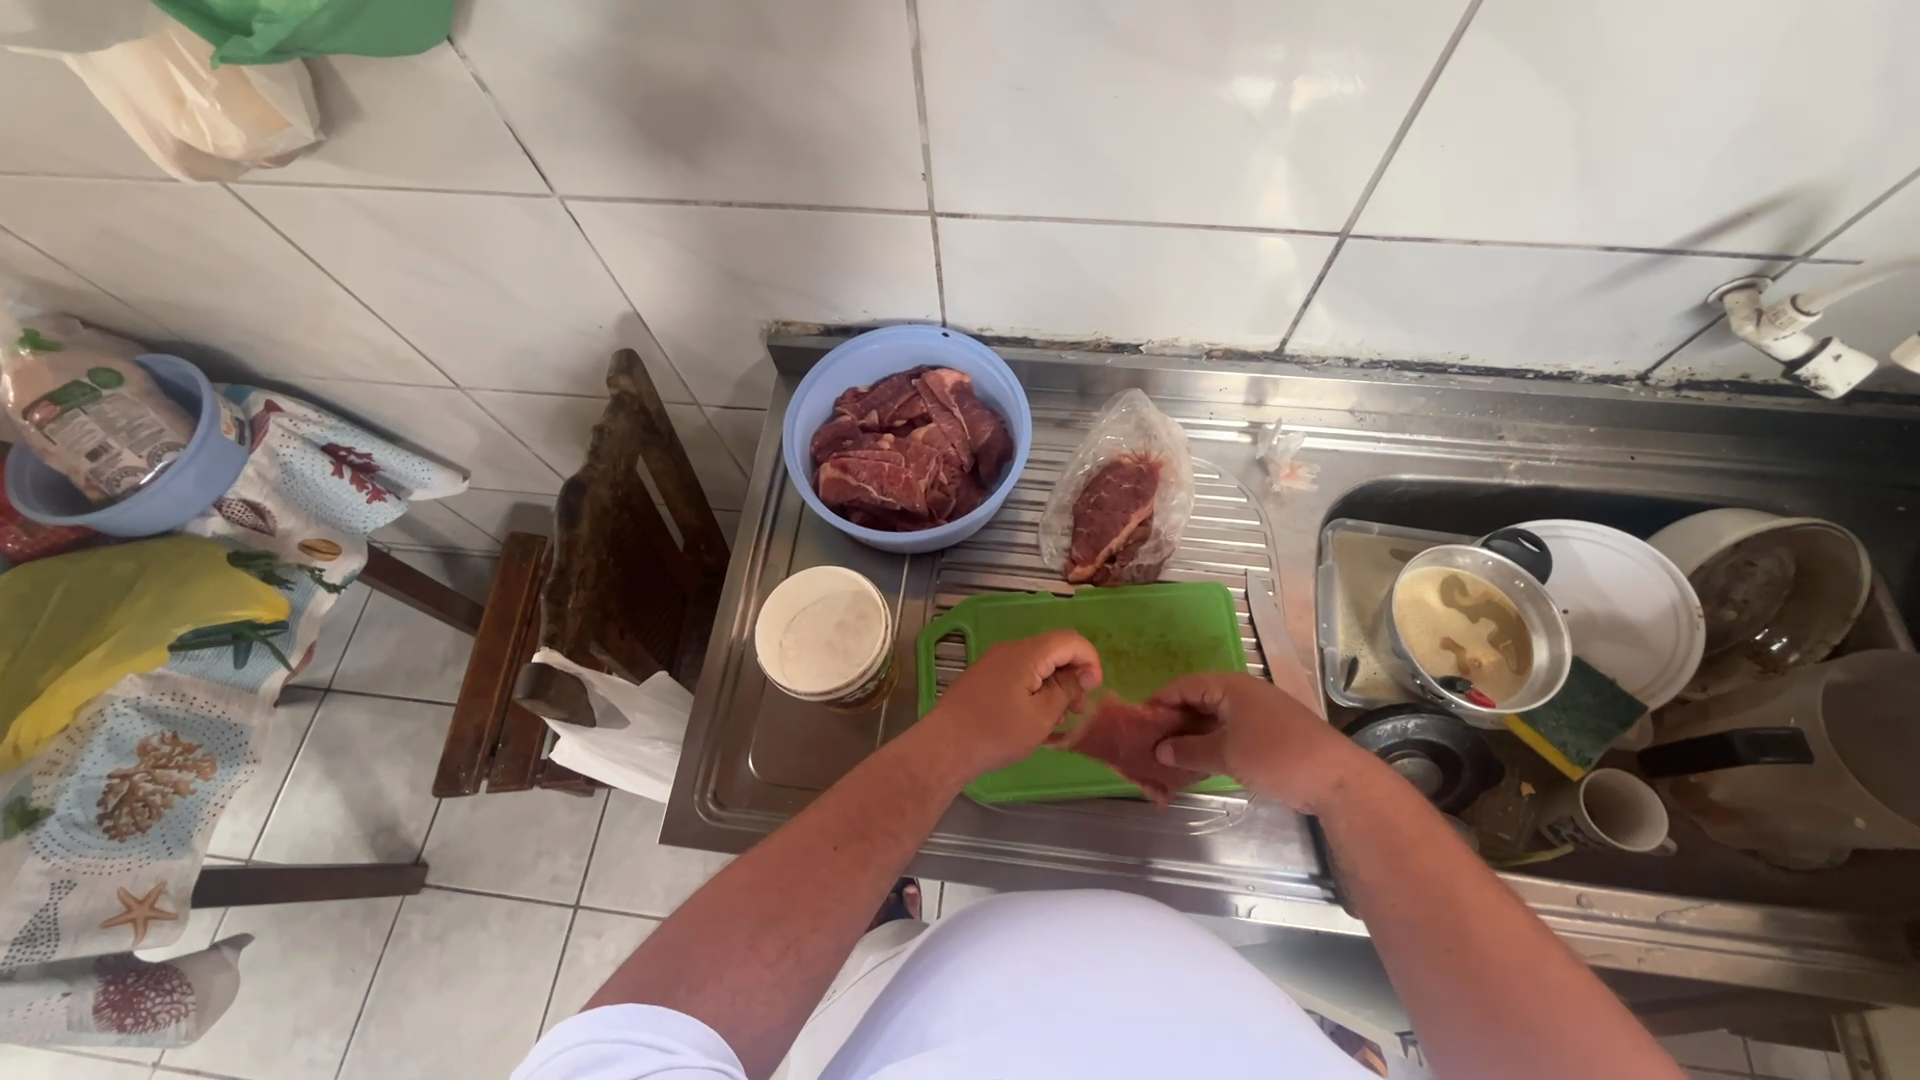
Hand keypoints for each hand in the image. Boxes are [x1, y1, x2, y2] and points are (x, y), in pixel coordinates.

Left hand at [913, 629, 1102, 779]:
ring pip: (1037, 662)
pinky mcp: (984, 676)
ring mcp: (994, 662)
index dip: (1090, 660)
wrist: (945, 745)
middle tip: (1078, 708)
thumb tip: (1080, 675)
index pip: (1070, 640)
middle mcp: (1010, 650)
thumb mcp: (1041, 716)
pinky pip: (1019, 672)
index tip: (1093, 689)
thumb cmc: (997, 733)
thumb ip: (1066, 691)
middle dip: (1073, 674)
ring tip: (1058, 717)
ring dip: (1055, 684)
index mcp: (1027, 654)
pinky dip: (1036, 687)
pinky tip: (1034, 716)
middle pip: (1053, 649)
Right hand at [1150, 673, 1377, 813]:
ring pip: (1213, 722)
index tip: (1138, 725)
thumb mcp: (1226, 754)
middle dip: (1173, 724)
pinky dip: (1211, 748)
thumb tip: (1160, 750)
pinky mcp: (1269, 737)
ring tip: (1169, 761)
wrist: (1337, 780)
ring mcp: (1258, 715)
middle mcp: (1243, 694)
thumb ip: (1188, 750)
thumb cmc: (1276, 756)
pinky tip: (1198, 767)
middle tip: (1150, 747)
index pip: (1183, 685)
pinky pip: (1230, 736)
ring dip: (1191, 740)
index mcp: (1231, 686)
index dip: (1158, 702)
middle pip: (1197, 702)